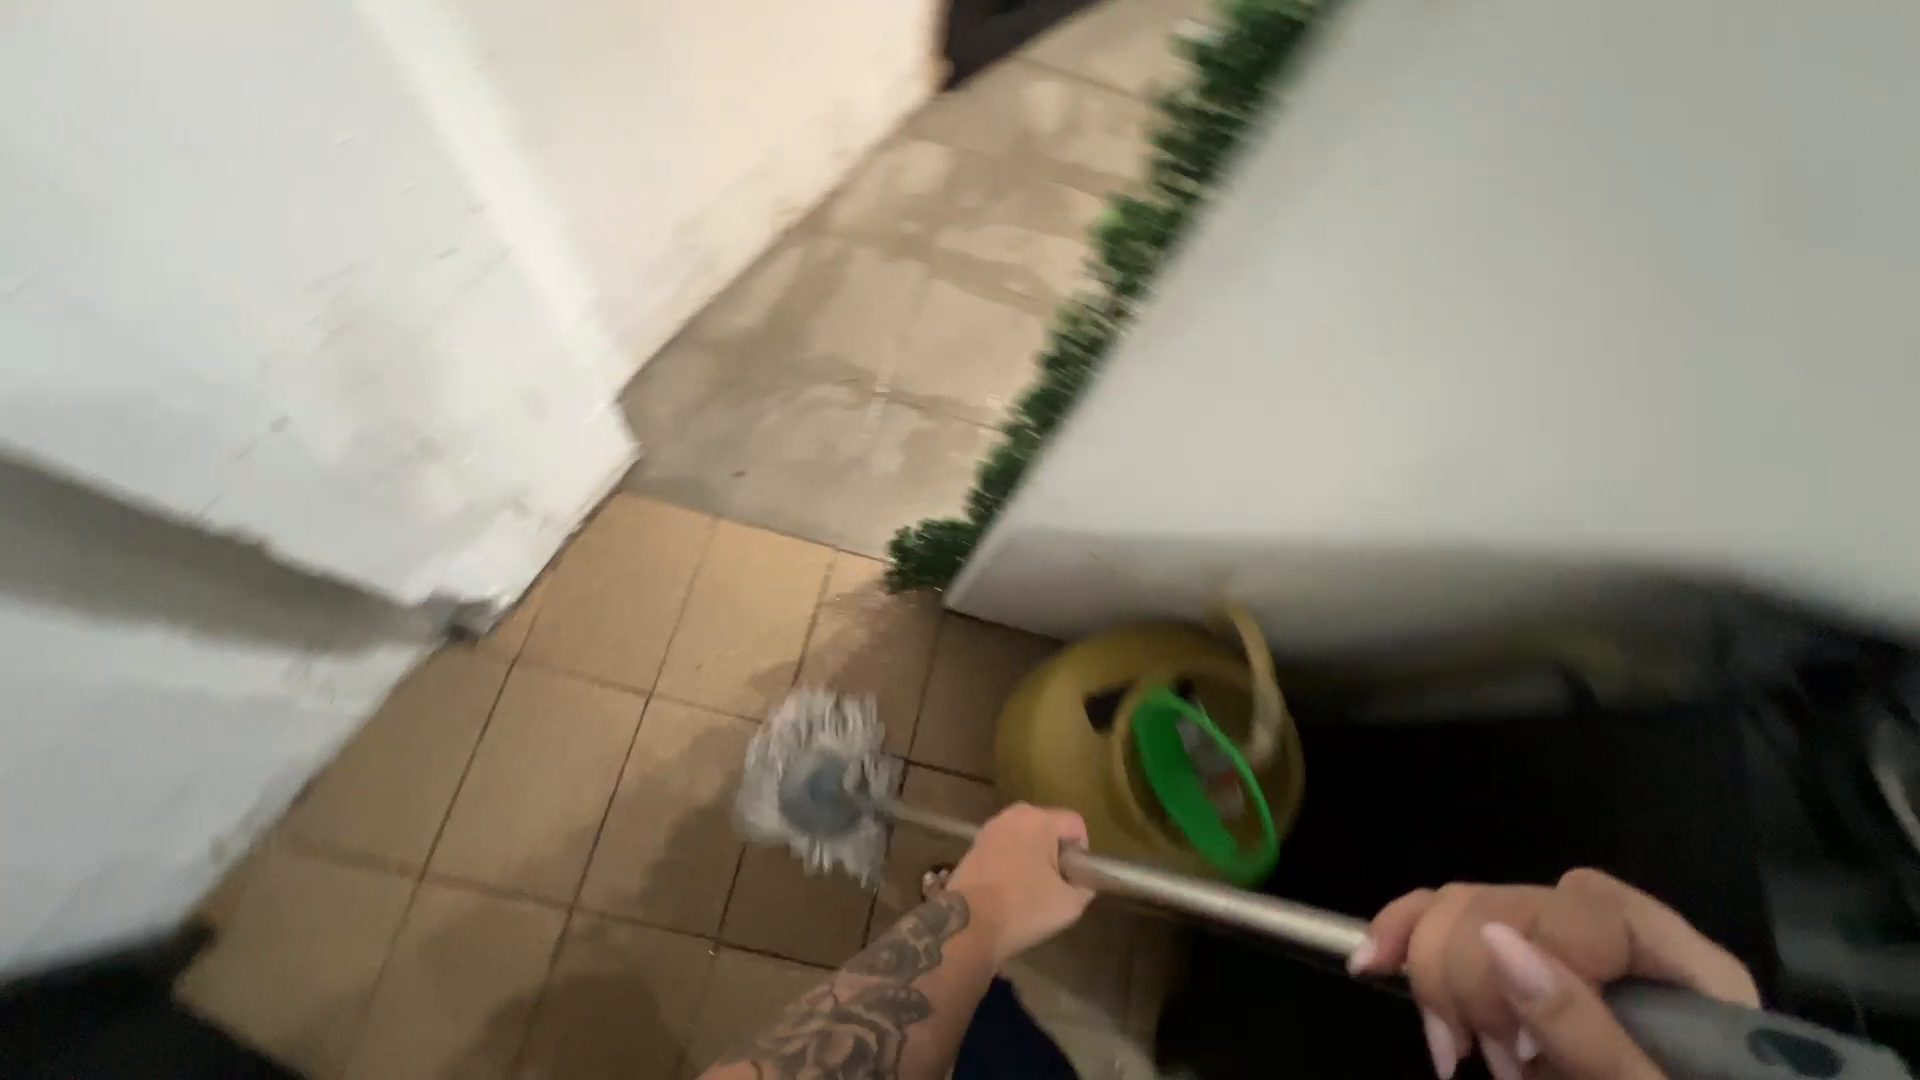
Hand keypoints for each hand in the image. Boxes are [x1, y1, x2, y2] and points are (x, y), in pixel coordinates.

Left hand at [945, 803, 1094, 963]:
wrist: (968, 924)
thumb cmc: (1023, 908)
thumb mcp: (1069, 904)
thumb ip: (1086, 886)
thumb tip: (1084, 880)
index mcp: (1039, 819)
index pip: (1075, 823)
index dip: (1083, 851)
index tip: (1076, 878)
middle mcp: (1013, 814)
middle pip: (1049, 827)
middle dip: (1057, 852)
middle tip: (1056, 884)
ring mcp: (990, 828)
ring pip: (1025, 837)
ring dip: (1033, 857)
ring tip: (1032, 889)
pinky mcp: (974, 845)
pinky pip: (1005, 846)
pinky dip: (1013, 861)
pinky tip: (1010, 889)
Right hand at [1350, 869, 1758, 1079]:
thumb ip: (1586, 1033)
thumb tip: (1494, 941)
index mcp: (1684, 965)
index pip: (1588, 909)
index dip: (1532, 959)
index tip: (1510, 1045)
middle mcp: (1617, 933)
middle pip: (1511, 900)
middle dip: (1468, 976)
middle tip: (1473, 1060)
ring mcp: (1559, 940)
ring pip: (1463, 903)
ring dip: (1432, 972)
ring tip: (1451, 1050)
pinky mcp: (1514, 955)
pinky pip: (1442, 914)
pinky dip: (1403, 937)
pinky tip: (1372, 963)